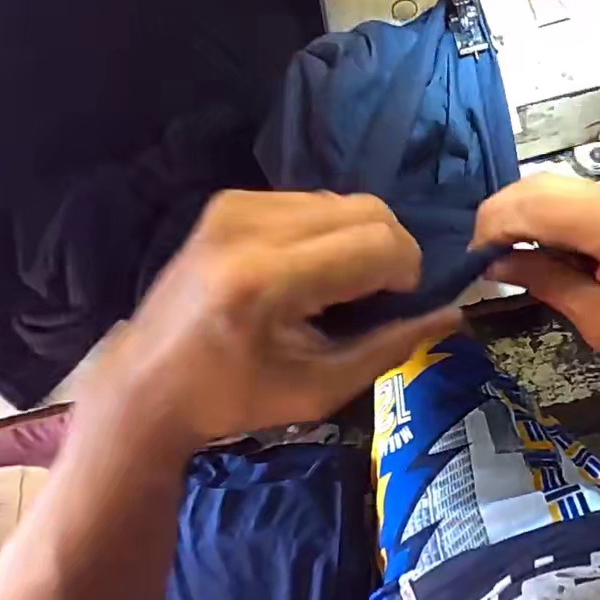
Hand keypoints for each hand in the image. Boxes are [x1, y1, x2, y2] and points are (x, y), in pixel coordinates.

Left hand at [74, 190, 462, 457]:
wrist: (145, 383)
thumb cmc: (233, 398)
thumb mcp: (321, 388)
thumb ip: (392, 346)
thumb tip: (454, 313)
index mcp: (268, 281)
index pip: (378, 243)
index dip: (409, 270)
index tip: (399, 302)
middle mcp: (250, 227)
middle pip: (368, 210)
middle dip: (393, 250)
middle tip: (377, 294)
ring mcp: (235, 206)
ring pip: (344, 201)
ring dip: (361, 239)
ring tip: (339, 284)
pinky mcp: (229, 200)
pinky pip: (313, 201)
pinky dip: (331, 231)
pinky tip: (310, 268)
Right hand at [473, 173, 599, 396]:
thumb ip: (545, 281)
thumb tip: (493, 262)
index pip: (539, 205)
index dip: (496, 226)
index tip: (473, 260)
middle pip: (542, 185)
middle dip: (501, 216)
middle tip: (481, 256)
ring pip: (552, 185)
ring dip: (519, 213)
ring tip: (499, 251)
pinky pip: (571, 197)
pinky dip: (542, 216)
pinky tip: (530, 243)